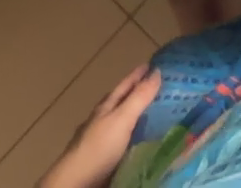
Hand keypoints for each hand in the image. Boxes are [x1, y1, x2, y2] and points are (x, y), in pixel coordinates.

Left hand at [37, 64, 160, 187]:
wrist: (78, 182)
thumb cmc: (99, 146)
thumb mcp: (122, 118)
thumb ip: (139, 97)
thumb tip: (157, 71)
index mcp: (106, 106)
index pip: (125, 84)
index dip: (138, 74)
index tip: (154, 64)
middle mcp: (104, 120)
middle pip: (123, 102)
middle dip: (139, 94)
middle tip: (162, 89)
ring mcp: (103, 139)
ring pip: (124, 122)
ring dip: (139, 117)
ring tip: (159, 115)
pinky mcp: (106, 158)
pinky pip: (126, 142)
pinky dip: (137, 138)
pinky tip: (146, 142)